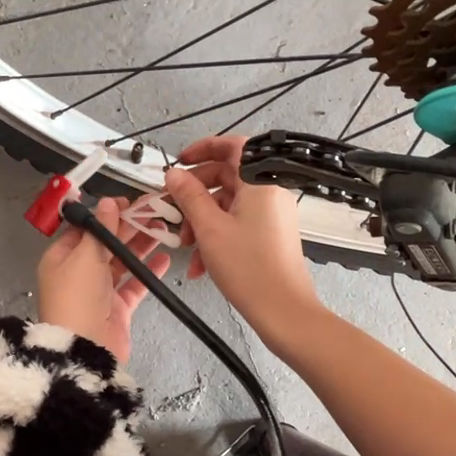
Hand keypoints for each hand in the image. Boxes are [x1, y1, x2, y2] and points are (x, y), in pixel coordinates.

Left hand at [37, 197, 171, 363]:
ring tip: (163, 231)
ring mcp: (98, 292)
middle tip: (153, 213)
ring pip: (121, 263)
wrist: (83, 349)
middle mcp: (77, 273)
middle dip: (128, 228)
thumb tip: (108, 203)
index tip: (128, 204)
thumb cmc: (77, 297)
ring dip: (141, 246)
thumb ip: (101, 229)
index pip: (83, 230)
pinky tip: (165, 258)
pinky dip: (148, 272)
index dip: (106, 215)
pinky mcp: (116, 309)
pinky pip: (133, 285)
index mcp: (60, 258)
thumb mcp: (86, 256)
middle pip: (105, 244)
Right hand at [163, 136, 320, 339]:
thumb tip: (174, 174)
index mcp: (260, 181)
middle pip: (226, 176)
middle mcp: (270, 191)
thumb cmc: (250, 269)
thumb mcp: (208, 228)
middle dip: (194, 194)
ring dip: (201, 220)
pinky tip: (199, 263)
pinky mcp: (270, 232)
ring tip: (185, 245)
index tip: (181, 161)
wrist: (282, 309)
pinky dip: (216, 234)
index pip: (232, 146)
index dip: (203, 148)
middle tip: (172, 208)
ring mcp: (271, 213)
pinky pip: (237, 222)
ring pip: (227, 203)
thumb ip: (188, 196)